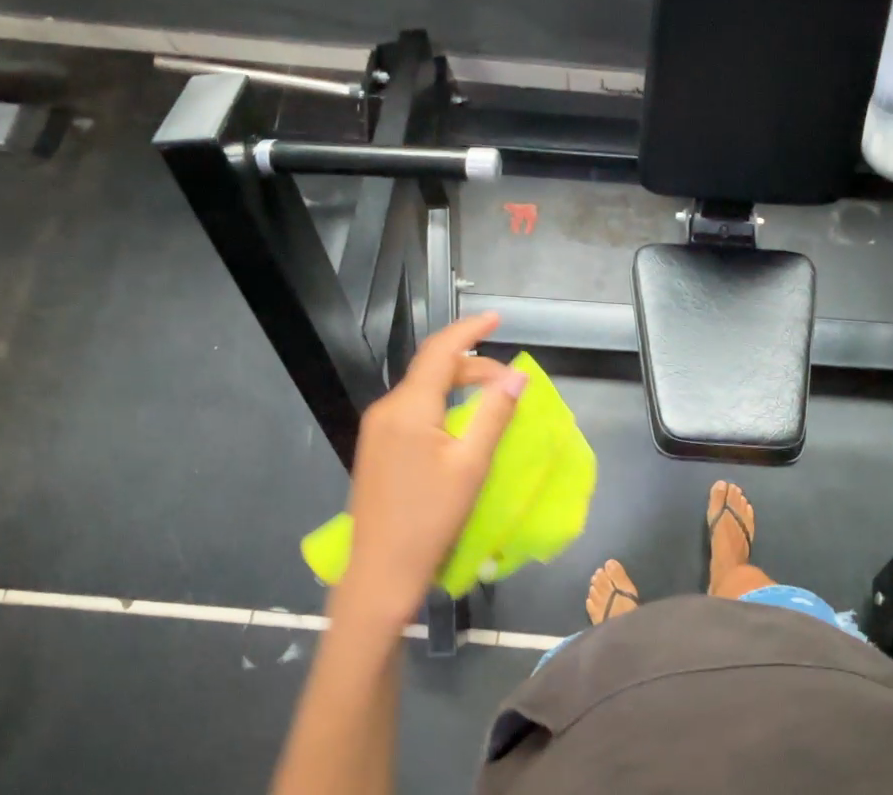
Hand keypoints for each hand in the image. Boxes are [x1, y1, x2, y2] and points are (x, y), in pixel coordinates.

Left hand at [338, 312, 526, 624]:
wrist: (379, 574)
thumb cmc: (430, 519)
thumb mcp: (471, 466)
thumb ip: (494, 414)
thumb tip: (516, 374)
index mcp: (409, 408)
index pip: (440, 351)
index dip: (470, 330)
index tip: (497, 318)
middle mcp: (387, 410)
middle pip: (432, 369)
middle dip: (472, 365)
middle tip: (509, 382)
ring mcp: (377, 430)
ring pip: (422, 390)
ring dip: (457, 385)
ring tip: (490, 398)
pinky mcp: (376, 449)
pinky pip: (412, 410)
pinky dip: (441, 404)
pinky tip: (459, 423)